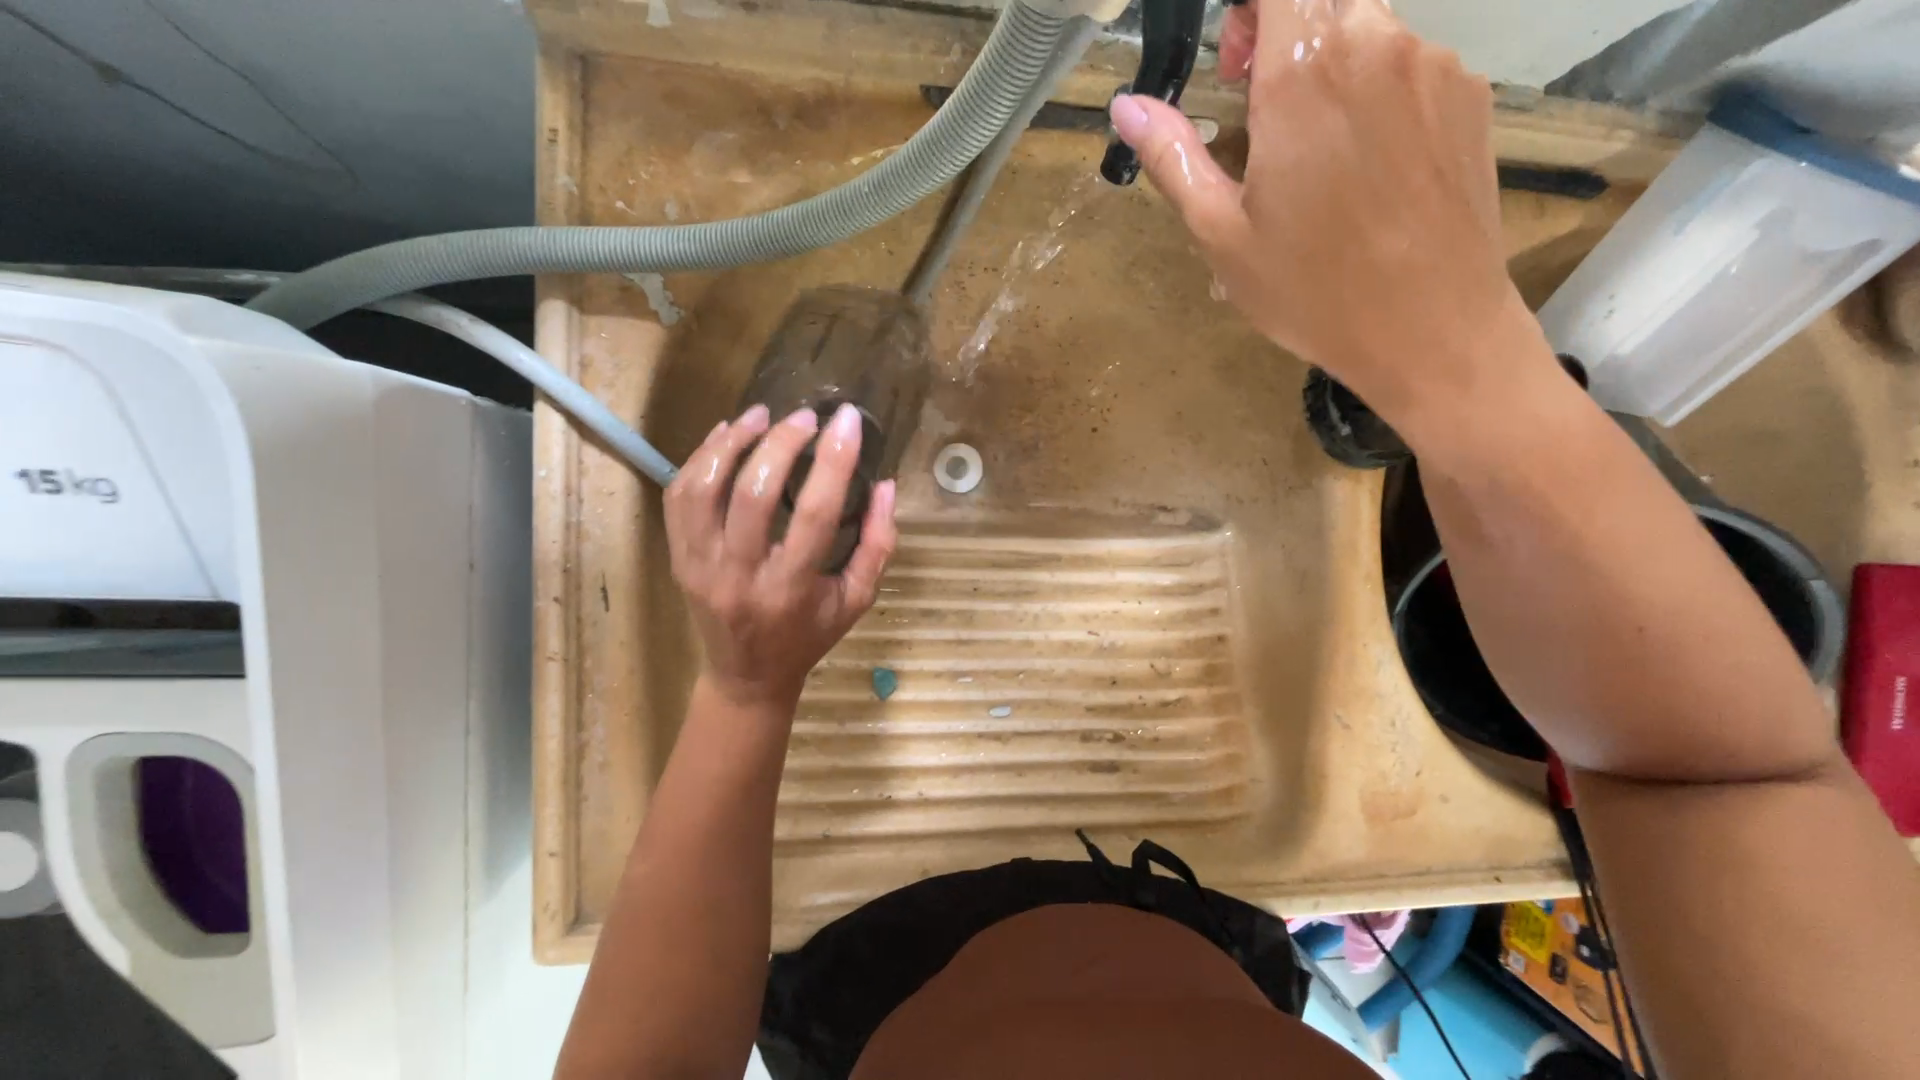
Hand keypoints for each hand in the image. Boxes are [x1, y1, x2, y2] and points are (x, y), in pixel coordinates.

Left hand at [664, 402, 898, 709]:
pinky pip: (679, 497)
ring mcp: (701, 567)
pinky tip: (727, 435)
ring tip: (761, 415)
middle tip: (804, 417)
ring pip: (704, 489)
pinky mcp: (679, 558)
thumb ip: (878, 544)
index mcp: (792, 589)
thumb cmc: (809, 636)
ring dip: (733, 443)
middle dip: (781, 444)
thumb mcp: (856, 600)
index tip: (846, 420)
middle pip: (754, 495)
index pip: (816, 515)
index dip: (833, 461)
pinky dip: (701, 457)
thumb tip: (885, 485)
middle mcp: (741, 576)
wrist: (747, 674)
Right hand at [1108, 0, 1553, 441]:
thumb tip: (1126, 105)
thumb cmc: (1312, 289)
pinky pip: (1411, 67)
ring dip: (1332, 69)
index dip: (1249, 11)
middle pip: (1322, 1)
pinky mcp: (1471, 97)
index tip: (1234, 67)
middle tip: (1262, 116)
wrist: (1432, 329)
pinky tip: (1369, 171)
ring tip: (1318, 156)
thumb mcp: (1221, 233)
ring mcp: (1434, 67)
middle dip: (1282, 37)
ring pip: (1369, 32)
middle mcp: (1378, 44)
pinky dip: (1378, 95)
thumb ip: (1173, 156)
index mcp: (1305, 71)